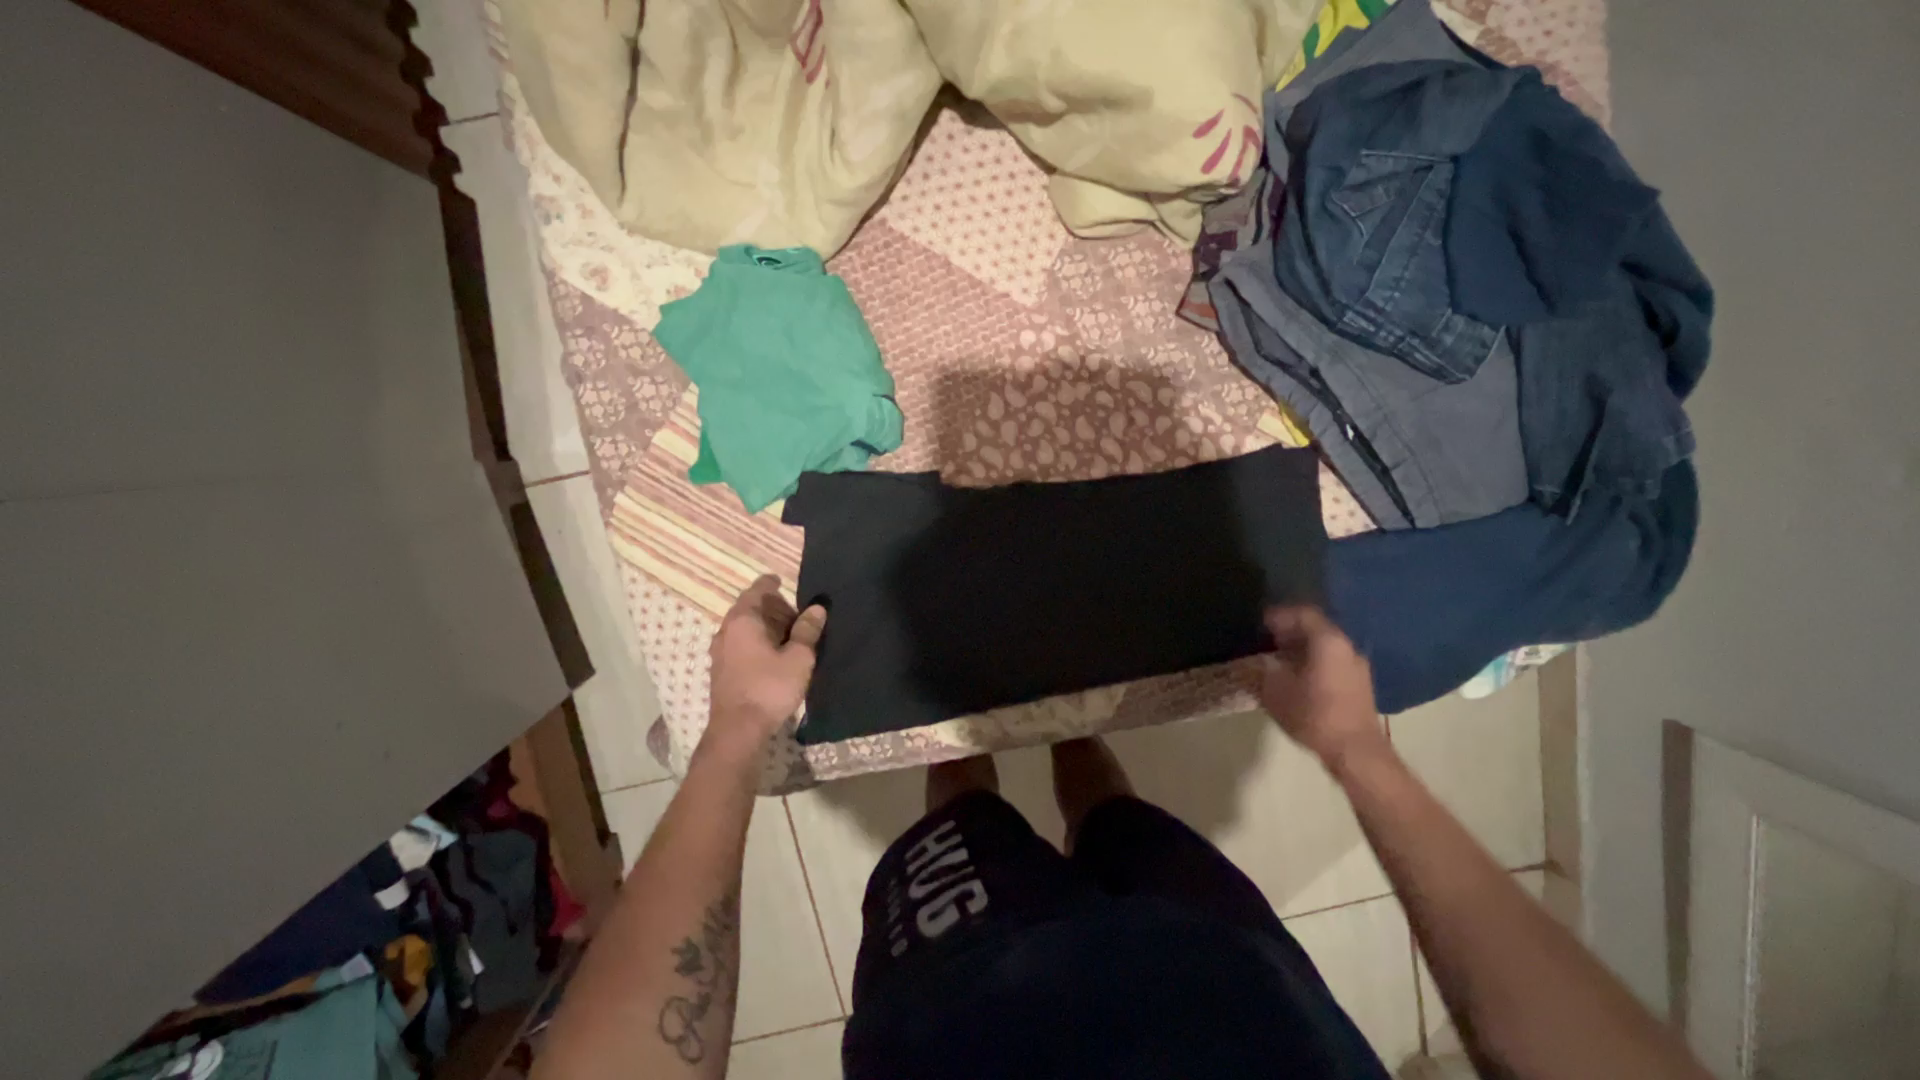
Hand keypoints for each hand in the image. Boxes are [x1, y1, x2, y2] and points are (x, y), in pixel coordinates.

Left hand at [704, 575, 826, 758]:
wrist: (738, 730)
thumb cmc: (769, 688)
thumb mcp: (798, 658)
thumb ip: (807, 631)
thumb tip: (817, 608)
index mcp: (743, 620)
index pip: (756, 590)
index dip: (770, 584)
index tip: (781, 580)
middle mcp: (726, 631)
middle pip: (748, 608)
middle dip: (771, 608)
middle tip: (796, 615)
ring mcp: (720, 652)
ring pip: (743, 629)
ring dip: (764, 627)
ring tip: (788, 637)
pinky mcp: (721, 671)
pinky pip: (739, 645)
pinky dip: (756, 642)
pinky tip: (772, 656)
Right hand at [1256, 606, 1387, 771]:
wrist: (1355, 751)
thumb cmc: (1314, 715)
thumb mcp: (1276, 691)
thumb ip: (1266, 670)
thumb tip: (1263, 662)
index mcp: (1328, 641)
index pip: (1303, 614)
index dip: (1280, 615)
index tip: (1261, 622)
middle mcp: (1347, 647)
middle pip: (1317, 629)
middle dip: (1291, 631)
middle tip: (1268, 639)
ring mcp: (1357, 667)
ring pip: (1326, 647)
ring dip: (1303, 649)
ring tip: (1280, 659)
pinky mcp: (1360, 685)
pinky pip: (1333, 662)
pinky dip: (1314, 662)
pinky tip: (1298, 677)